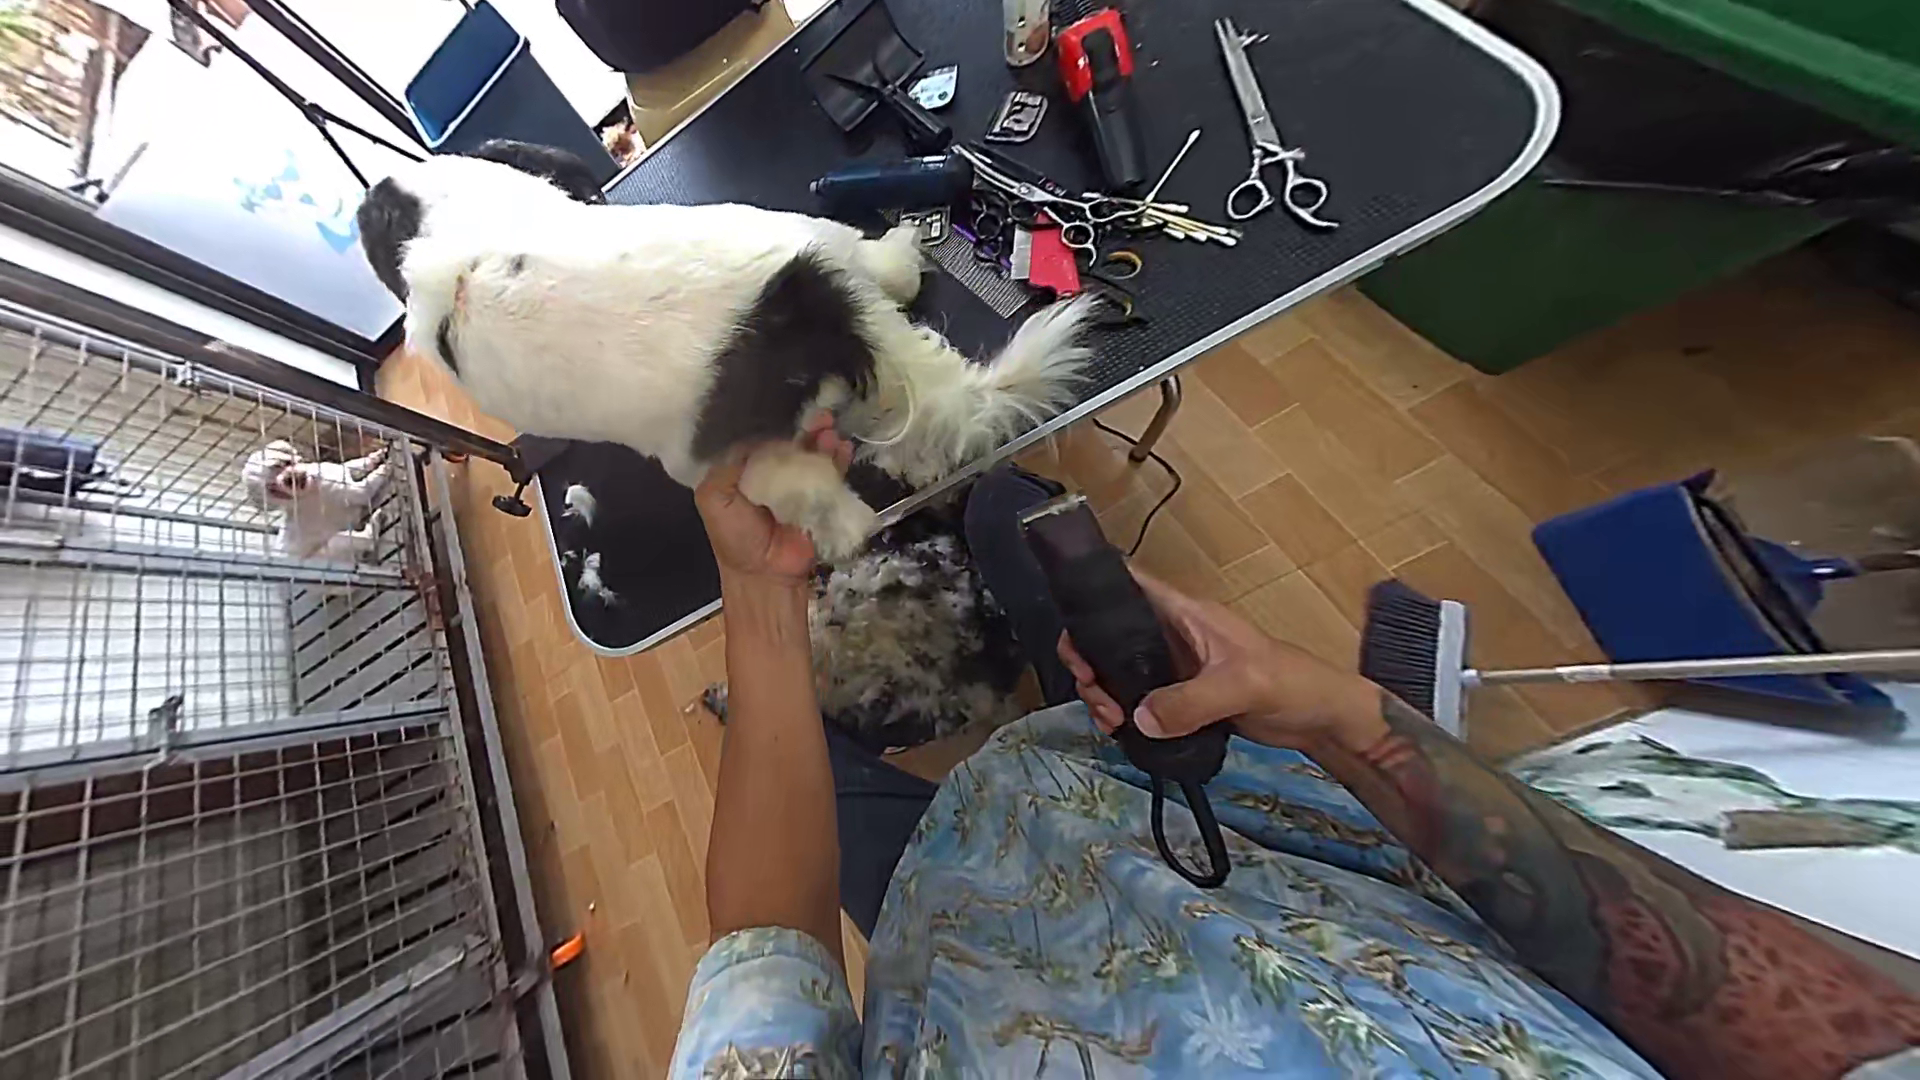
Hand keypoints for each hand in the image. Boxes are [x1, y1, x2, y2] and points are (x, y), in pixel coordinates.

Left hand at [694, 414, 853, 585]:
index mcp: (746, 473)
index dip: (776, 428)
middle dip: (807, 431)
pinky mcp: (821, 502)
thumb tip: (759, 442)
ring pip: (814, 458)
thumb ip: (728, 467)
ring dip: (824, 443)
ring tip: (832, 432)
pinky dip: (839, 461)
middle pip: (794, 446)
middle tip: (822, 418)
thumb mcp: (714, 498)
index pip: (763, 442)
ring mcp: (800, 489)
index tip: (789, 415)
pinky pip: (831, 478)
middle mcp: (774, 477)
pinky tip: (843, 449)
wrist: (766, 573)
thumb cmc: (736, 536)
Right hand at [1058, 571, 1384, 752]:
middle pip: (1105, 633)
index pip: (1129, 583)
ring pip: (1113, 668)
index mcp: (1181, 612)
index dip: (1095, 588)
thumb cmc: (1288, 683)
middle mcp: (1165, 633)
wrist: (1318, 720)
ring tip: (1110, 721)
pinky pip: (1131, 696)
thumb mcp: (1241, 685)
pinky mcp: (1173, 694)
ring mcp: (1167, 664)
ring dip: (1100, 691)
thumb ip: (1190, 701)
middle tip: (1093, 693)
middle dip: (1088, 659)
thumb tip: (1138, 719)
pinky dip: (1118, 710)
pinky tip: (1120, 729)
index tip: (1071, 620)